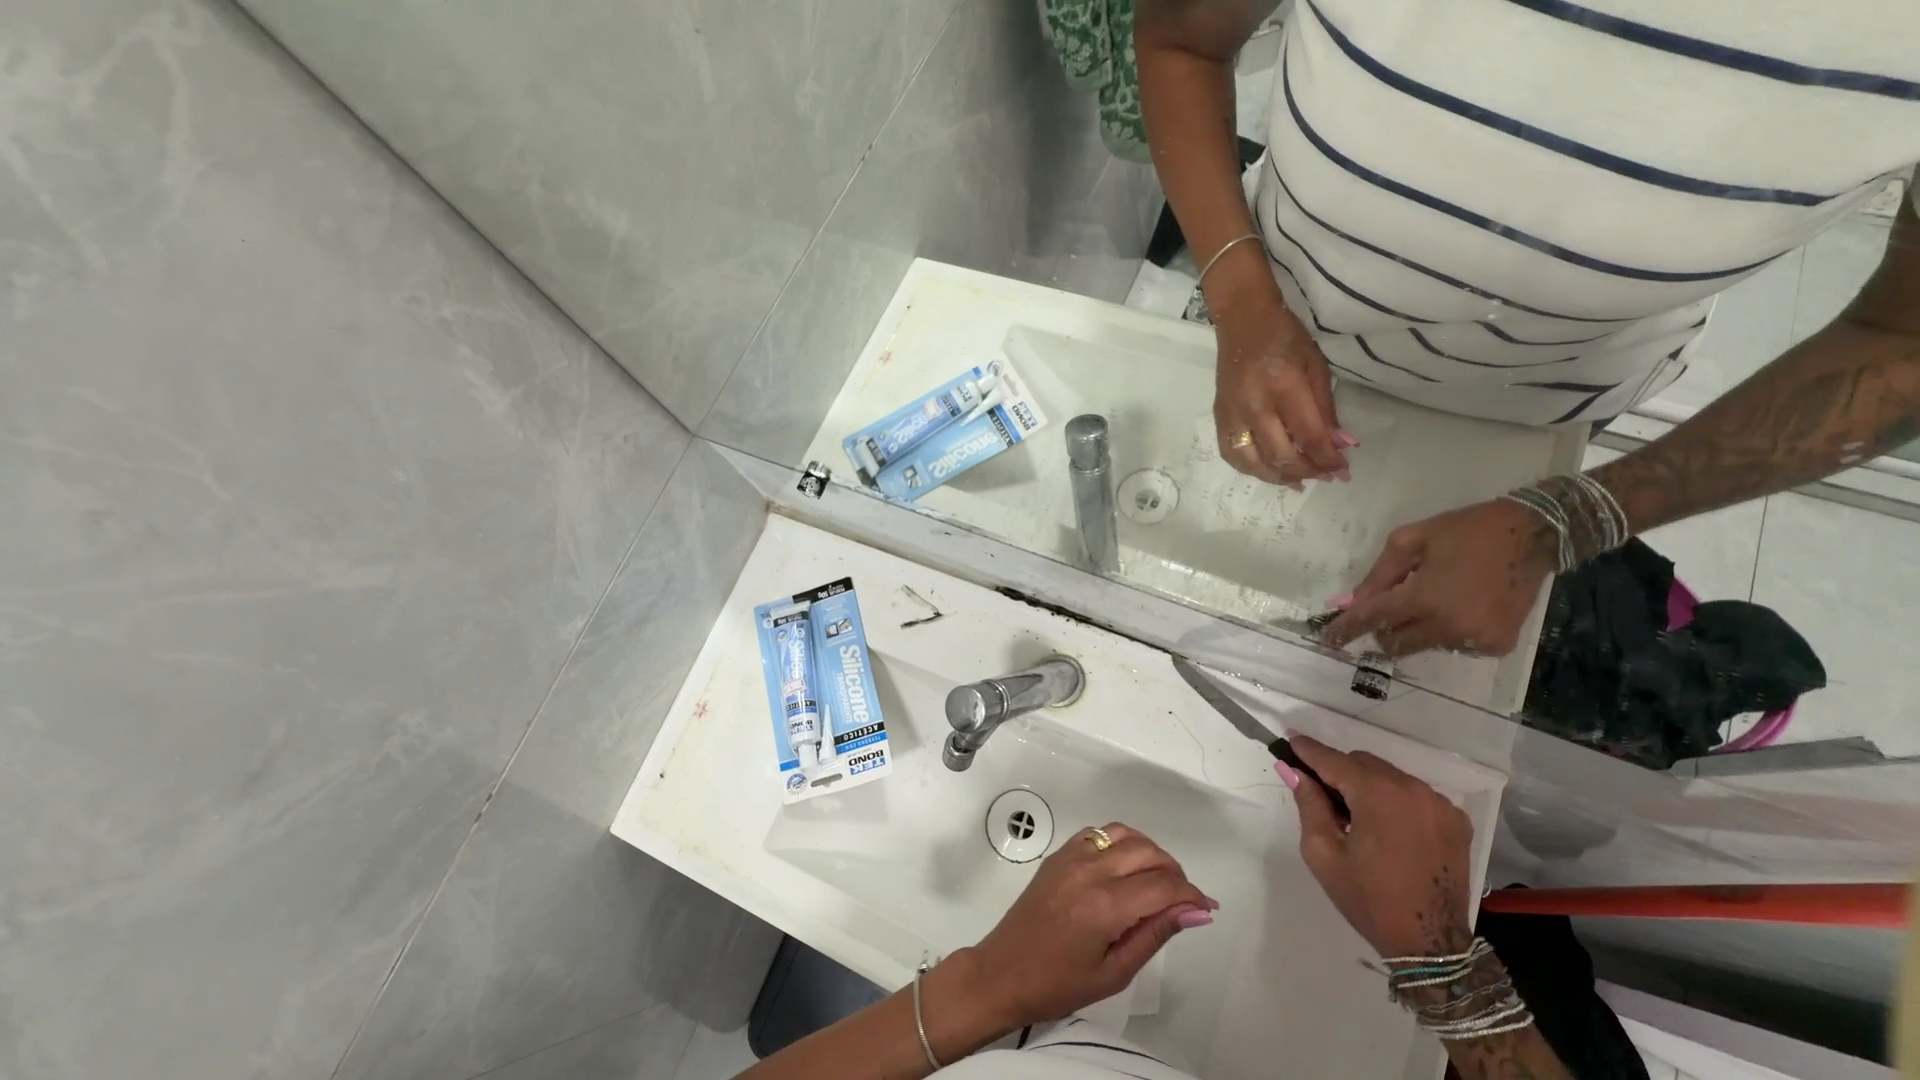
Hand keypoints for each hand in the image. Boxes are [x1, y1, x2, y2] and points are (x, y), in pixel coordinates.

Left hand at [959, 822, 1216, 1028]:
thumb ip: (1155, 935)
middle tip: (1182, 900)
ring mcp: (1070, 857)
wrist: (1002, 973)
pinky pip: (1098, 833)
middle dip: (1174, 872)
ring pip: (1124, 833)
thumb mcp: (1114, 972)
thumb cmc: (1058, 984)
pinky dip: (1120, 842)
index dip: (1191, 895)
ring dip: (1149, 851)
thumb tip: (1196, 911)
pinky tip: (1125, 868)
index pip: (1163, 885)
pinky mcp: (1058, 855)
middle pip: (1148, 852)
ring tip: (1157, 881)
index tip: (1206, 908)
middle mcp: (1089, 871)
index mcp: (1104, 905)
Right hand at [1213, 290, 1351, 487]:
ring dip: (1279, 477)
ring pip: (1253, 462)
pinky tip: (1269, 470)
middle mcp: (1254, 405)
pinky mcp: (1219, 417)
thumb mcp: (1316, 366)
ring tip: (1298, 480)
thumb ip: (1326, 409)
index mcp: (1283, 386)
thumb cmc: (1285, 338)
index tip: (1343, 472)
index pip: (1308, 436)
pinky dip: (1251, 469)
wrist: (1242, 321)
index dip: (1327, 459)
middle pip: (1281, 454)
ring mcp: (1232, 414)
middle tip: (1325, 476)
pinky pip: (1232, 455)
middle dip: (1307, 471)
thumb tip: (1341, 445)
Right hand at [1281, 735, 1474, 957]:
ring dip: (1367, 786)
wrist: (1430, 943)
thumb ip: (1309, 804)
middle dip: (1338, 771)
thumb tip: (1294, 771)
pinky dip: (1395, 801)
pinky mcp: (1456, 820)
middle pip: (1364, 762)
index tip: (1289, 740)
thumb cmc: (1368, 899)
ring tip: (1354, 818)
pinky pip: (1415, 795)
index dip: (1308, 750)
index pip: (1334, 760)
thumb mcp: (1324, 853)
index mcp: (1379, 796)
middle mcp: (1414, 789)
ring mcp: (1440, 804)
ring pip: (1390, 776)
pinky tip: (1386, 829)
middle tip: (1319, 795)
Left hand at [1321, 498, 1554, 657]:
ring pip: (1424, 646)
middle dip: (1384, 629)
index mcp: (1425, 597)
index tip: (1328, 640)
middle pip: (1396, 643)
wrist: (1534, 534)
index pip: (1374, 620)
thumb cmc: (1468, 531)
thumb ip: (1379, 574)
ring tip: (1438, 595)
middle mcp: (1448, 626)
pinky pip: (1455, 646)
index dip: (1347, 630)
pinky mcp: (1497, 646)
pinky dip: (1447, 631)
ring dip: (1418, 628)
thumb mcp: (1412, 539)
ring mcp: (1475, 640)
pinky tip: (1462, 606)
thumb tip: (1354, 602)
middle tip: (1392, 605)